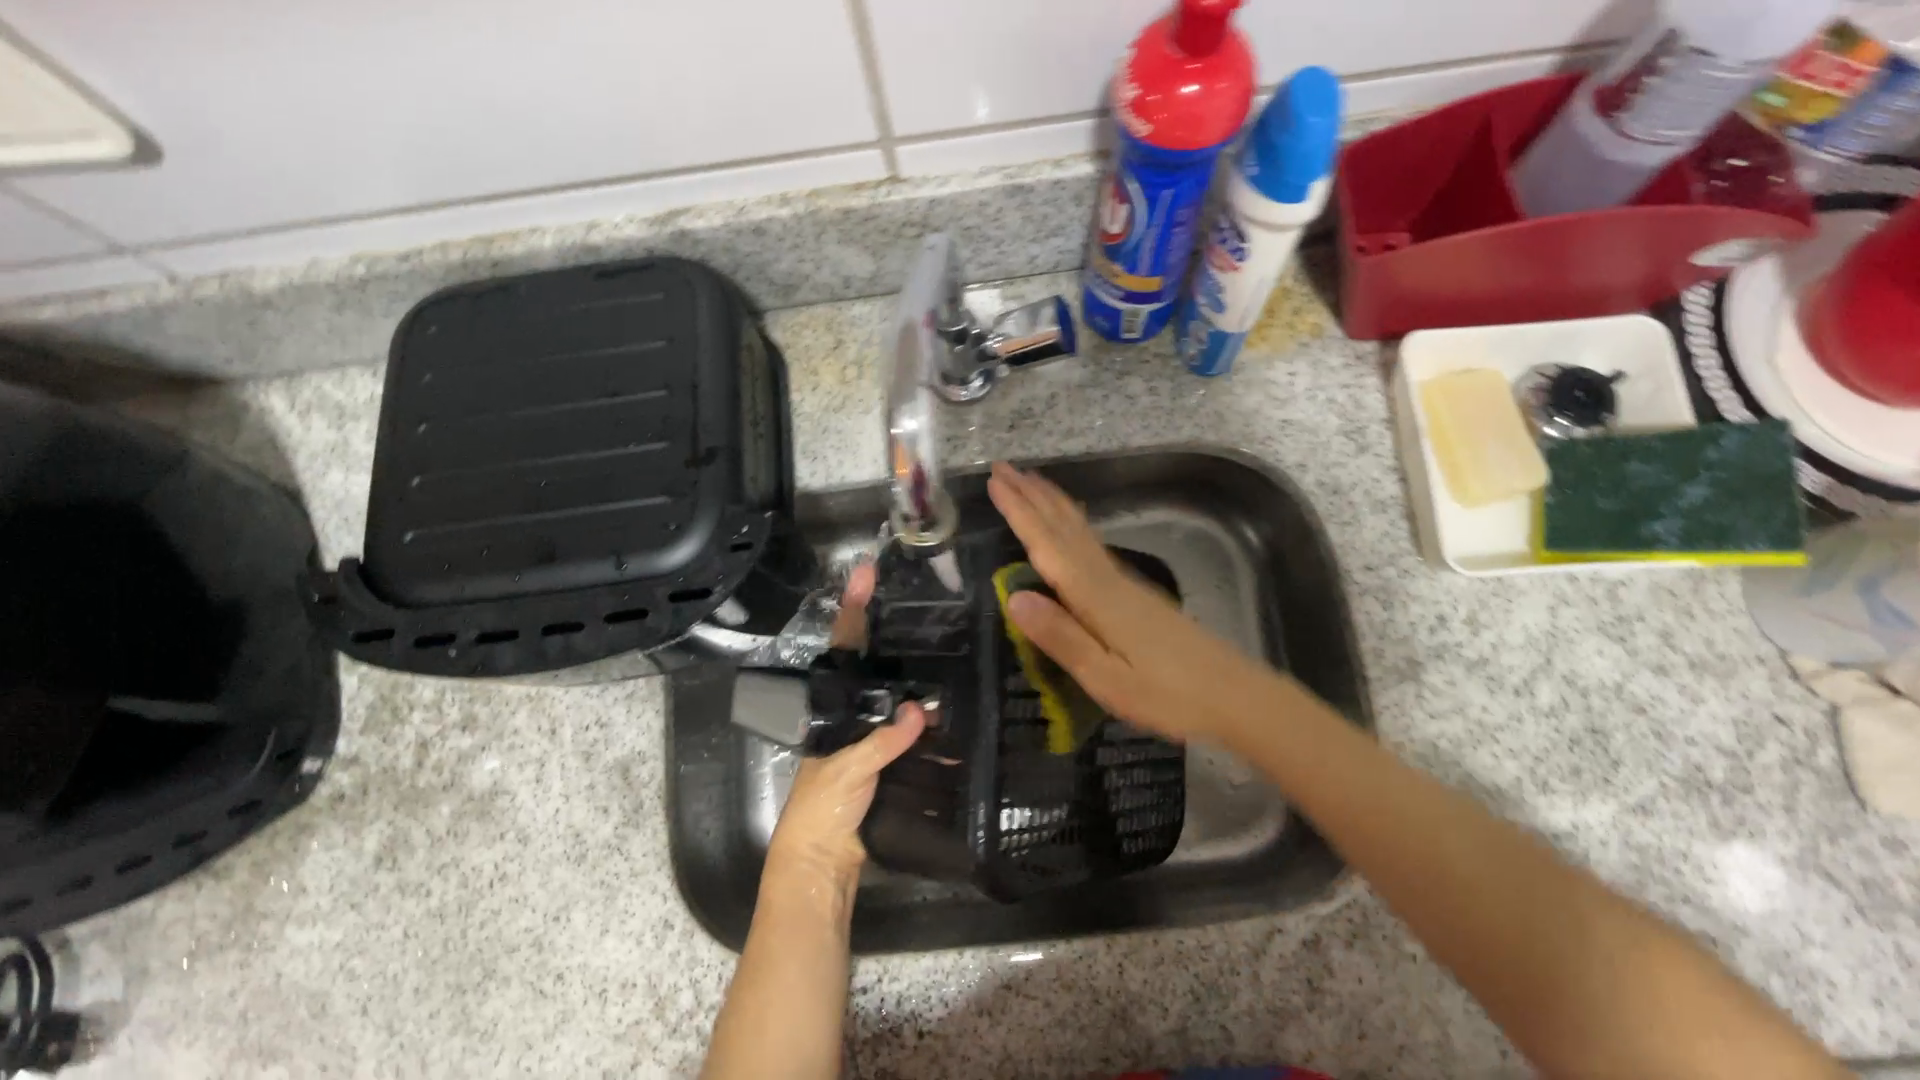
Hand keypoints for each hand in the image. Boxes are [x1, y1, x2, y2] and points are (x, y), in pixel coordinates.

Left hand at [766, 561, 927, 884]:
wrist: (824, 860)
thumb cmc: (822, 808)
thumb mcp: (846, 771)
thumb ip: (880, 742)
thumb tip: (920, 712)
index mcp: (833, 709)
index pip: (843, 648)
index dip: (854, 608)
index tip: (866, 571)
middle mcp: (854, 715)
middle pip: (877, 667)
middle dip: (898, 637)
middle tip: (930, 606)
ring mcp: (875, 737)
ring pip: (902, 699)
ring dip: (926, 683)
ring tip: (957, 654)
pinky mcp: (893, 762)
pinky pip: (918, 735)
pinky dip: (939, 727)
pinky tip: (963, 716)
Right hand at [987, 461, 1277, 744]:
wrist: (1236, 696)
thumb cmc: (1168, 696)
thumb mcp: (1107, 679)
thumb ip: (1061, 638)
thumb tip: (1014, 598)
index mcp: (1097, 599)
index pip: (1049, 547)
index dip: (1021, 513)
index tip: (996, 480)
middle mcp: (1110, 580)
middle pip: (1066, 529)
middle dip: (1033, 497)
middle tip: (1003, 467)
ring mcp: (1127, 585)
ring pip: (1082, 533)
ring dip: (1053, 505)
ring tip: (1031, 481)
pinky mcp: (1138, 595)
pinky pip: (1095, 545)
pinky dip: (1076, 525)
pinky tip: (1074, 527)